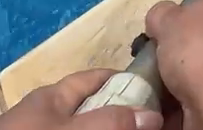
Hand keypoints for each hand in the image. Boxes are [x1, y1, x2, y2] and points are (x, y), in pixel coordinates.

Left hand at [0, 69, 163, 129]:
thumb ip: (109, 122)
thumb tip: (153, 115)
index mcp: (53, 97)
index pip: (98, 78)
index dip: (128, 81)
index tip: (157, 92)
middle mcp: (46, 117)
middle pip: (92, 110)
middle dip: (119, 118)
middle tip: (151, 126)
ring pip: (80, 129)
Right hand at [147, 0, 202, 104]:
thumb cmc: (198, 44)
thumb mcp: (168, 18)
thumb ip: (161, 14)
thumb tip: (159, 19)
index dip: (200, 7)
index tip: (179, 20)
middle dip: (180, 49)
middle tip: (155, 56)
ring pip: (198, 69)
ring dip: (175, 78)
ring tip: (151, 82)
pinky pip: (193, 96)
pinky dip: (175, 102)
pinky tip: (157, 103)